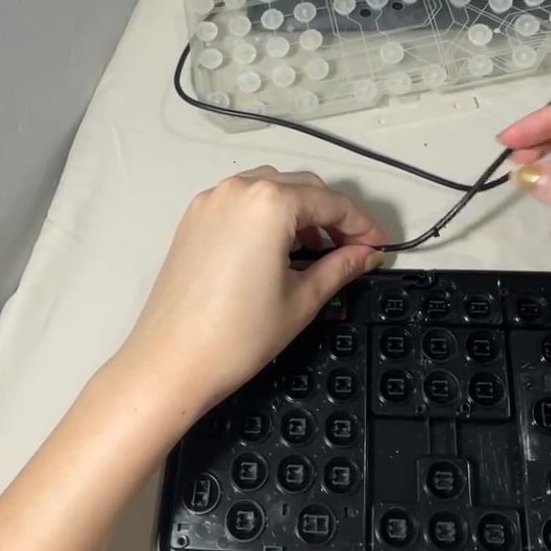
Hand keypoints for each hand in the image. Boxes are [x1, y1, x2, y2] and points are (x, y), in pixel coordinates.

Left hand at [110, 167, 387, 422]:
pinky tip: (277, 248)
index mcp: (270, 203)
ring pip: (270, 189)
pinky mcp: (193, 218)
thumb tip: (367, 255)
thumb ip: (339, 267)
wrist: (171, 362)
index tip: (379, 247)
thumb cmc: (239, 335)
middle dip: (332, 216)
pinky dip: (267, 215)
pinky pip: (242, 202)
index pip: (331, 203)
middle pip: (302, 188)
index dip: (362, 225)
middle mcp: (238, 189)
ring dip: (299, 212)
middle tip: (353, 250)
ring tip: (316, 250)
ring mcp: (211, 201)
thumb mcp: (302, 300)